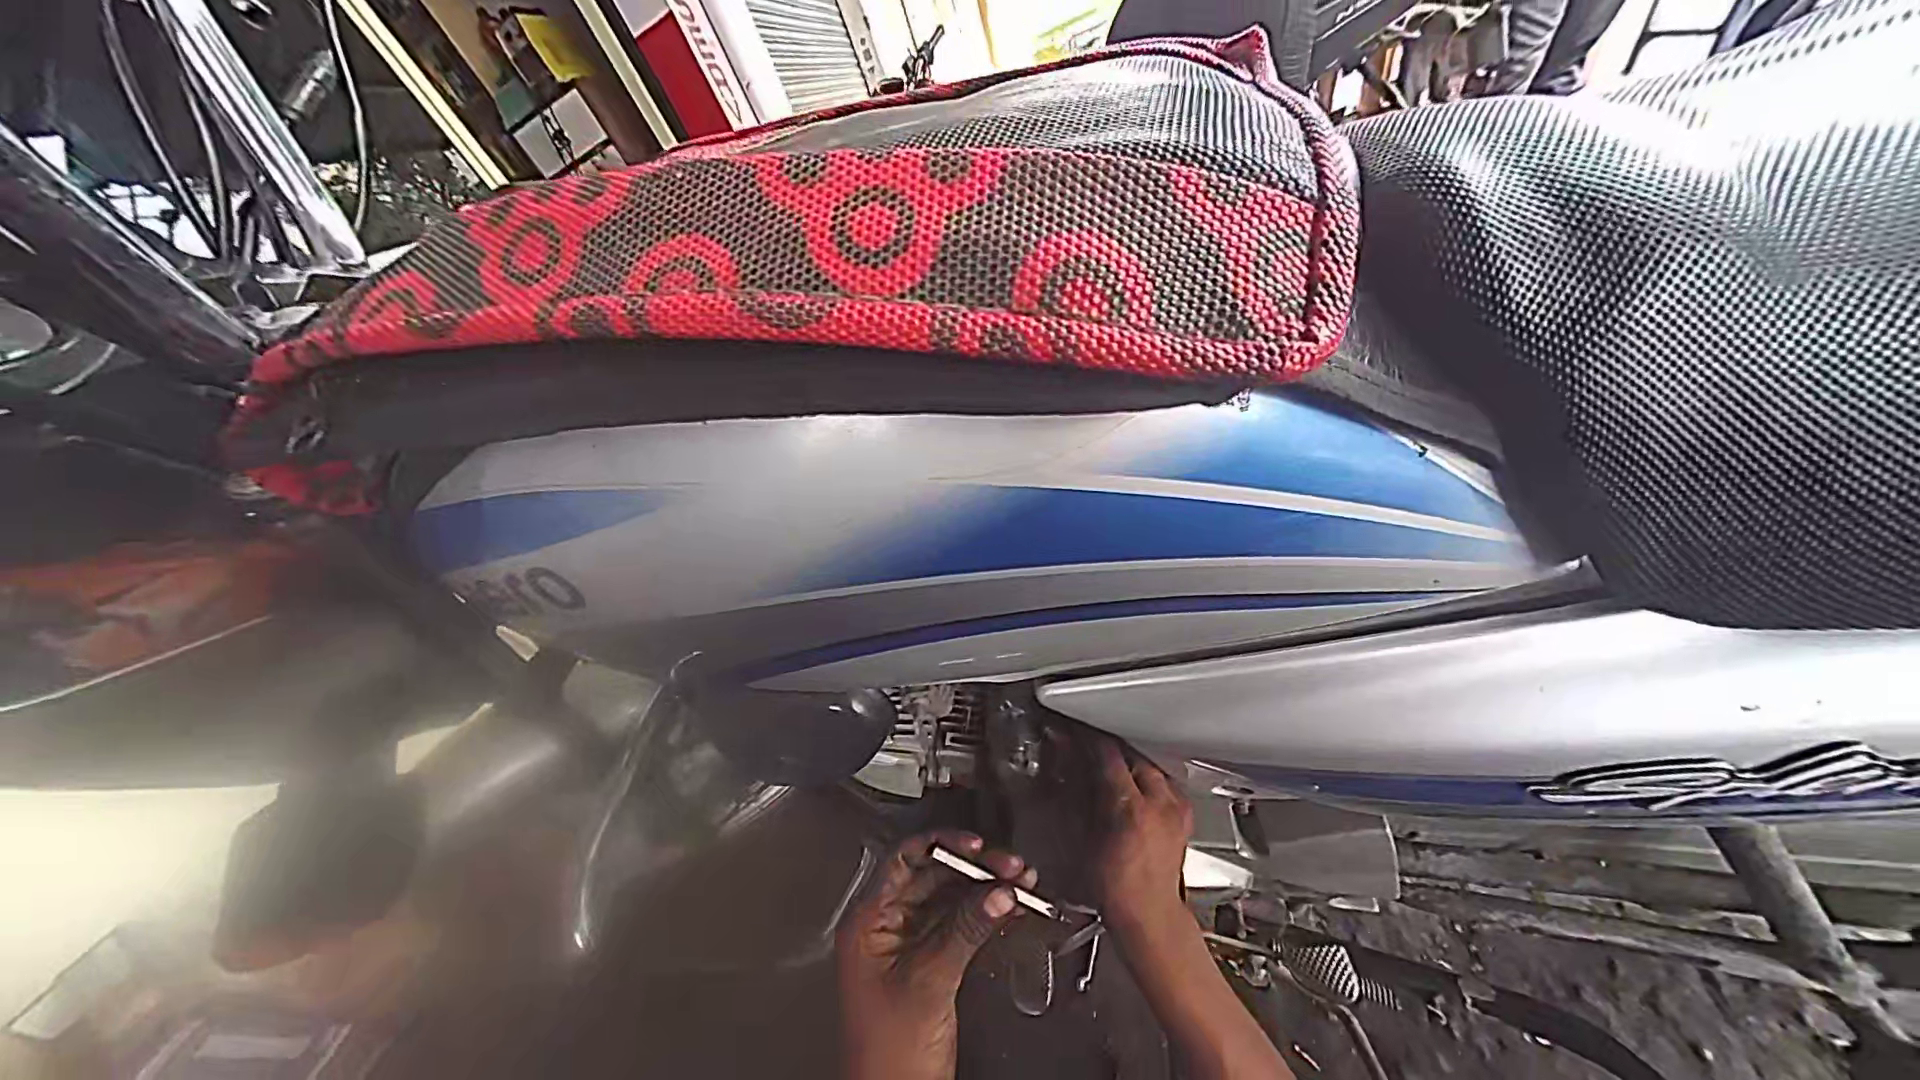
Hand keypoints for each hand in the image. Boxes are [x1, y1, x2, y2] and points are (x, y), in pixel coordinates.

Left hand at [837, 830, 1036, 1079]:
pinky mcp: (934, 958)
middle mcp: (888, 923)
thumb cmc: (886, 1055)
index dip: (938, 845)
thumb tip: (997, 892)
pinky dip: (987, 912)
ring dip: (986, 888)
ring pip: (952, 897)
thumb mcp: (927, 982)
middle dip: (974, 868)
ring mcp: (912, 941)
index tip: (973, 845)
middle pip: (933, 875)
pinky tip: (1011, 907)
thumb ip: (964, 930)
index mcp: (869, 920)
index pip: (902, 859)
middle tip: (1008, 866)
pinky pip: (962, 921)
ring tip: (1020, 882)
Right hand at [1091, 737, 1193, 930]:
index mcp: (1129, 807)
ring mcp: (1176, 810)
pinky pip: (1167, 785)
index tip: (1078, 737)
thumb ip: (1077, 793)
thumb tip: (1069, 765)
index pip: (1109, 755)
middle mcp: (1159, 804)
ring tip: (1114, 771)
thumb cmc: (1115, 888)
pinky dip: (1151, 782)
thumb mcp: (1084, 836)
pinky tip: (1139, 790)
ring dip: (1132, 765)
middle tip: (1093, 752)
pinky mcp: (1185, 818)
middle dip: (1112, 752)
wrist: (1148, 915)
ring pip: (1152, 768)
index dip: (1089, 741)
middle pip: (1134, 756)